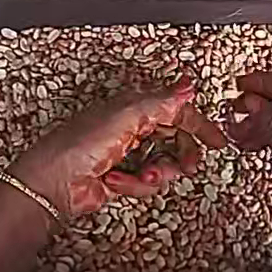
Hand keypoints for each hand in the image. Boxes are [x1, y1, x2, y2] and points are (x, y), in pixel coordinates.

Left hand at [10, 82, 227, 218]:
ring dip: (157, 174)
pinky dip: (134, 185)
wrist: (53, 183)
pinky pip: (145, 184)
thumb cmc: (80, 144)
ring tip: (143, 177)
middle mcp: (132, 129)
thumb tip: (188, 87)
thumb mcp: (126, 116)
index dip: (199, 125)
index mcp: (134, 107)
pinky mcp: (122, 179)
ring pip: (163, 165)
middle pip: (174, 140)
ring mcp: (128, 155)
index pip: (176, 111)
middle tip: (188, 166)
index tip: (217, 141)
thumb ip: (161, 102)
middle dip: (182, 154)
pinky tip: (116, 182)